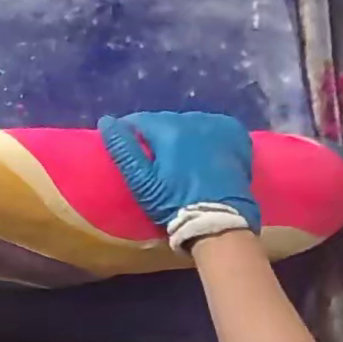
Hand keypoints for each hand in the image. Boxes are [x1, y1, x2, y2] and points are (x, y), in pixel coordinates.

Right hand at [99, 110, 259, 248]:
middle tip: (152, 160)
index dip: (129, 133)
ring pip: (187, 123)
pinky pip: (211, 126)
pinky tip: (200, 153)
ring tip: (176, 159)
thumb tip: (106, 121)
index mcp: (169, 129)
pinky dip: (203, 135)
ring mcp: (218, 126)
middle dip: (155, 135)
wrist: (218, 222)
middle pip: (164, 120)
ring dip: (179, 135)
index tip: (128, 150)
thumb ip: (123, 149)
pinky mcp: (235, 135)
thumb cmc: (173, 203)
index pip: (139, 120)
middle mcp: (195, 120)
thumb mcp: (141, 182)